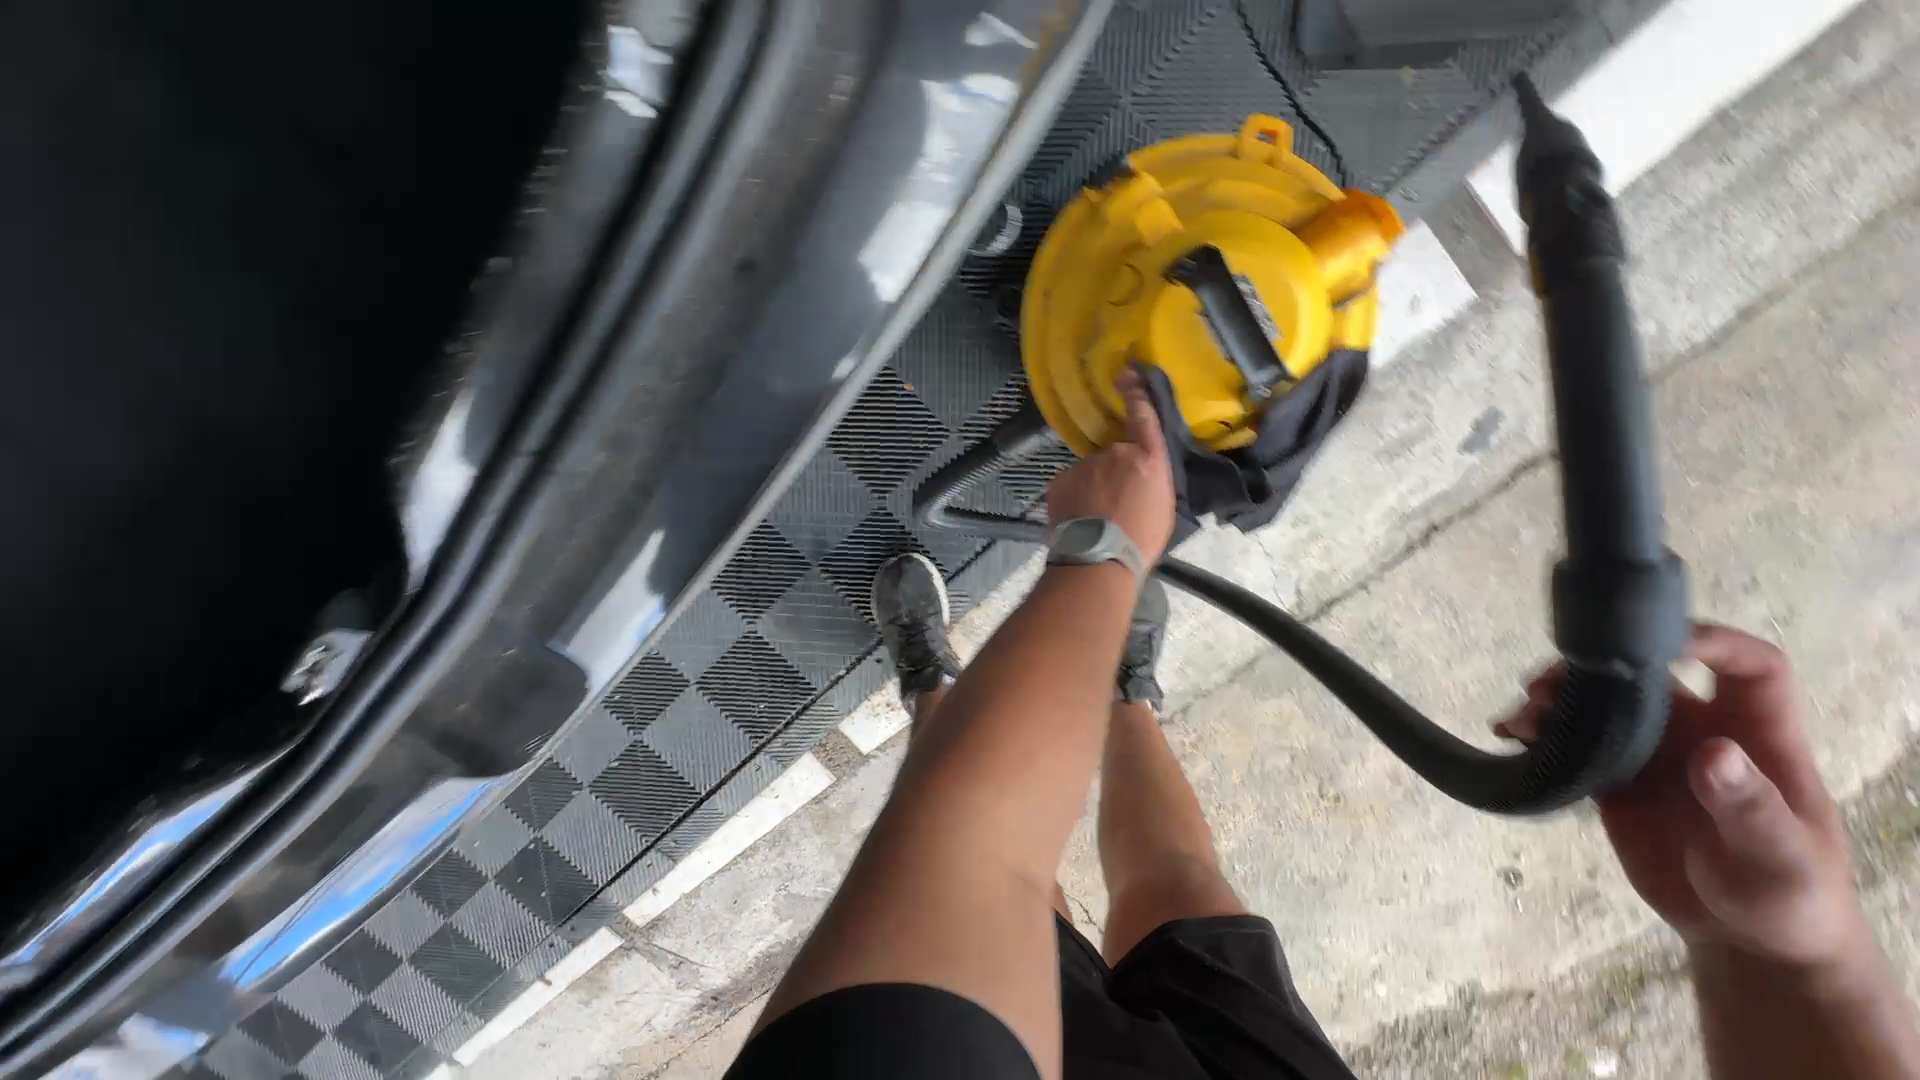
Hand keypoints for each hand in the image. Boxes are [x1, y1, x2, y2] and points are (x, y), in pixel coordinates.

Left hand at [1045, 367, 1176, 563]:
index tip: (1126, 373)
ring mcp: (1084, 466)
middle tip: (1116, 509)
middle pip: (1114, 458)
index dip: (1136, 393)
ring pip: (1089, 474)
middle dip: (1113, 477)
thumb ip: (1151, 480)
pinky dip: (1073, 500)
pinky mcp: (1060, 480)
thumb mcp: (1163, 506)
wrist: (1100, 559)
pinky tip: (1078, 522)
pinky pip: (1069, 487)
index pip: (1144, 417)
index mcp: (1148, 459)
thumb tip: (1139, 477)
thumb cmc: (1141, 540)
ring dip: (1092, 491)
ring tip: (1097, 522)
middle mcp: (1116, 454)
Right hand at [1497, 624, 1868, 972]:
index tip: (1656, 641)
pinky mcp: (1615, 778)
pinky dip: (1538, 731)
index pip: (1752, 668)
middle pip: (1649, 674)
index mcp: (1758, 738)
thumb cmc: (1785, 898)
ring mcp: (1654, 753)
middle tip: (1545, 685)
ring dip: (1557, 698)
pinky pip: (1572, 740)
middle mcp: (1701, 732)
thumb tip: (1711, 752)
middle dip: (1596, 669)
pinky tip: (1511, 736)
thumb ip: (1747, 805)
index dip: (1714, 642)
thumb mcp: (1778, 858)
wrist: (1742, 940)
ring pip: (1601, 703)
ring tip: (1521, 718)